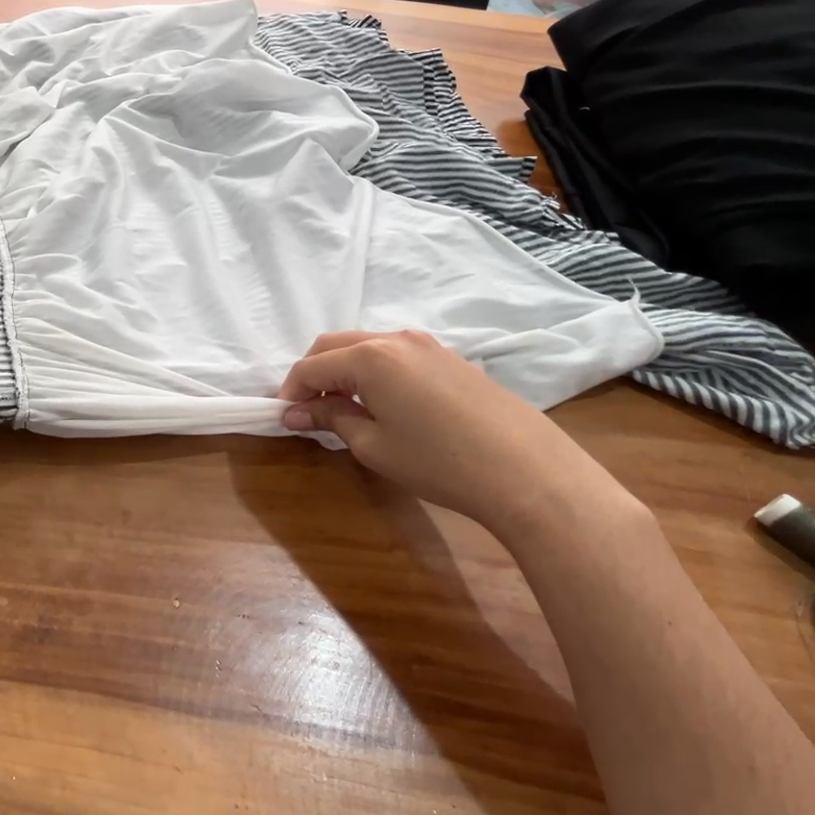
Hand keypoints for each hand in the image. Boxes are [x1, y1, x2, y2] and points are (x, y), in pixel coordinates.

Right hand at [278, 330, 639, 539]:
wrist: (530, 474)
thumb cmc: (440, 462)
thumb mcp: (373, 445)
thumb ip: (331, 419)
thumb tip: (297, 412)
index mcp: (369, 357)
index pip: (311, 367)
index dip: (291, 392)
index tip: (284, 418)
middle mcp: (395, 340)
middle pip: (334, 345)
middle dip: (312, 374)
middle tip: (307, 410)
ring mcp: (428, 346)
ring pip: (366, 346)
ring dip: (343, 370)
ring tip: (343, 408)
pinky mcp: (452, 359)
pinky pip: (396, 355)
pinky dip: (374, 371)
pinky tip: (382, 405)